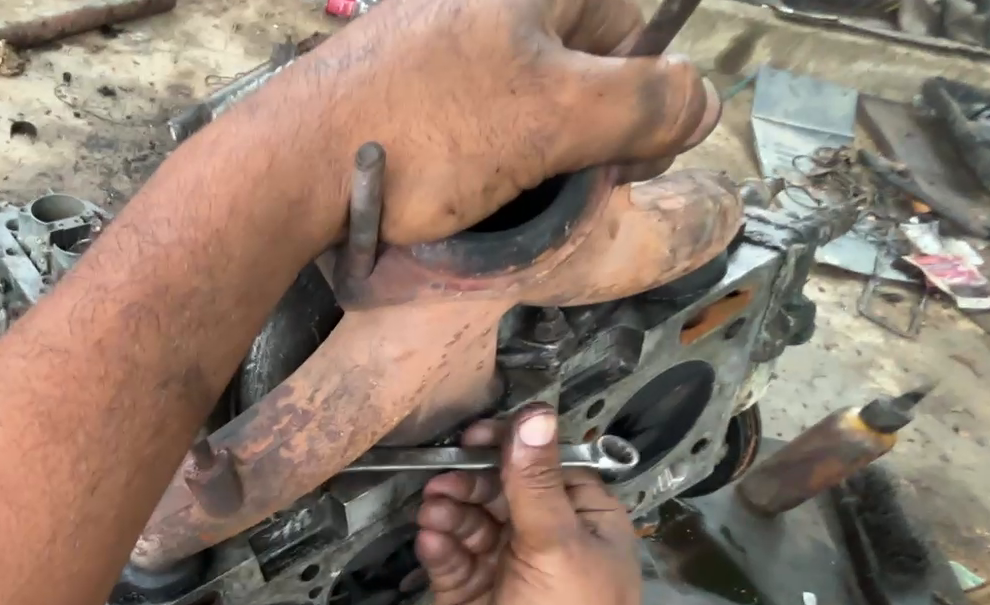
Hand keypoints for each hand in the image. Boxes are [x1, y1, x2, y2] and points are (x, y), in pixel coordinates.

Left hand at [265, 0, 720, 244]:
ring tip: (491, 199)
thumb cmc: (428, 136)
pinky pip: (443, 117)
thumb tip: (702, 105)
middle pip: (561, 60)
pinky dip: (456, 153)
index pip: (627, 20)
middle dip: (570, 128)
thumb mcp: (558, 119)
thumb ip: (647, 105)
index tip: (619, 166)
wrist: (287, 168)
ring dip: (512, 149)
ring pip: (498, 96)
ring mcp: (414, 39)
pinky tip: (441, 191)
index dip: (639, 96)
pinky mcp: (374, 85)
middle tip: (551, 190)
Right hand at [413, 408, 641, 604]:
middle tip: (442, 481)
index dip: (510, 449)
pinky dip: (438, 546)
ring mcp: (499, 563)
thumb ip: (533, 480)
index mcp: (582, 521)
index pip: (544, 467)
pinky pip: (447, 555)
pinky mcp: (463, 588)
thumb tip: (535, 412)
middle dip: (469, 484)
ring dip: (448, 513)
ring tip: (434, 514)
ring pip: (466, 520)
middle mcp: (540, 537)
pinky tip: (432, 543)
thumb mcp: (556, 543)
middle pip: (496, 490)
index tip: (473, 436)